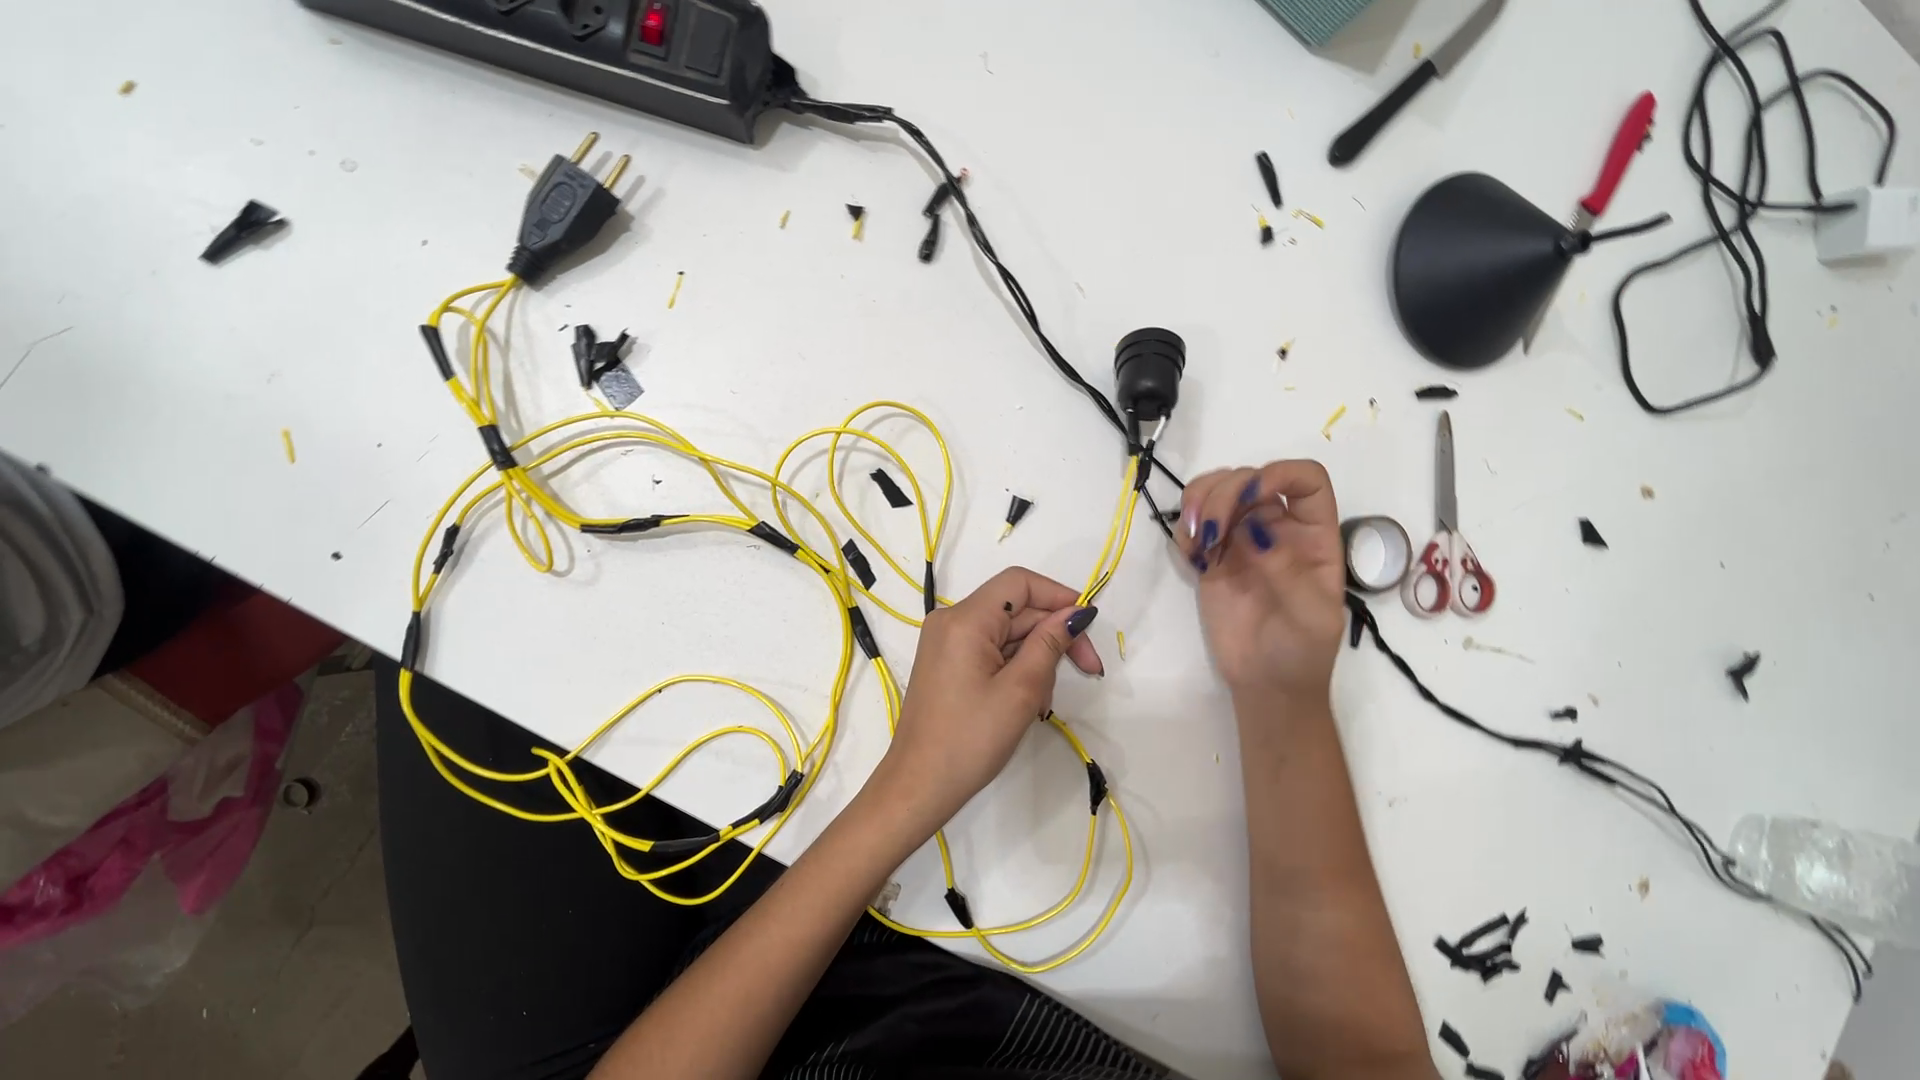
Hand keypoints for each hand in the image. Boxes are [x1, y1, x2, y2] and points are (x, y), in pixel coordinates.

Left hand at [872, 568, 1103, 831]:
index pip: (1020, 582)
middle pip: (1016, 608)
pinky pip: (991, 650)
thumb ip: (1050, 644)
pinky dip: (1016, 668)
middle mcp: (951, 622)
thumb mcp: (1020, 691)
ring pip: (1007, 632)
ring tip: (1044, 701)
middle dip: (1054, 634)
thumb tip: (1076, 612)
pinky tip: (1028, 700)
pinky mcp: (948, 664)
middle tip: (1090, 670)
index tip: (1088, 626)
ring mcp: (947, 644)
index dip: (1058, 596)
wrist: (919, 786)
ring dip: (1036, 657)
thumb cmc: (970, 740)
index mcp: (965, 619)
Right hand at [1174, 462, 1345, 703]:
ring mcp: (1241, 539)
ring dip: (1199, 502)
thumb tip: (1255, 530)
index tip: (1250, 495)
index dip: (1278, 473)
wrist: (1267, 684)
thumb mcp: (1311, 616)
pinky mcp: (1211, 557)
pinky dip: (1185, 529)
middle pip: (1249, 476)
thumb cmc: (1302, 652)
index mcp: (1313, 534)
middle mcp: (1277, 526)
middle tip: (1210, 533)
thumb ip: (1287, 571)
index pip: (1304, 479)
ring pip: (1216, 490)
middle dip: (1224, 493)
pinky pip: (1193, 523)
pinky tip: (1191, 556)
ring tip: (1195, 540)